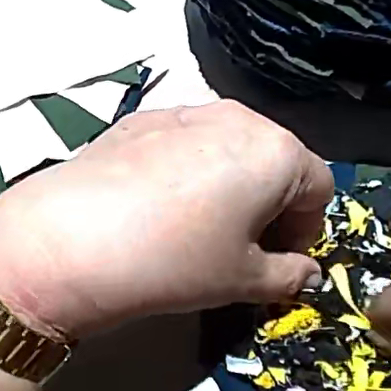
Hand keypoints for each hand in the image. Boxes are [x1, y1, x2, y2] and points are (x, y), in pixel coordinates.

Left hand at [0, 101, 331, 340]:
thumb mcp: (242, 279)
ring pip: (232, 147)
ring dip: (233, 184)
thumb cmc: (176, 260)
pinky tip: (159, 205)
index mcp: (277, 151)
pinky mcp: (144, 117)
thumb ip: (289, 276)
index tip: (279, 260)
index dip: (305, 229)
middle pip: (277, 160)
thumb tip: (307, 273)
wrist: (71, 239)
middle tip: (242, 246)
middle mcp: (239, 118)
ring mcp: (188, 110)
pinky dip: (192, 170)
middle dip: (272, 203)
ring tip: (199, 225)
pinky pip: (189, 141)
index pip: (318, 188)